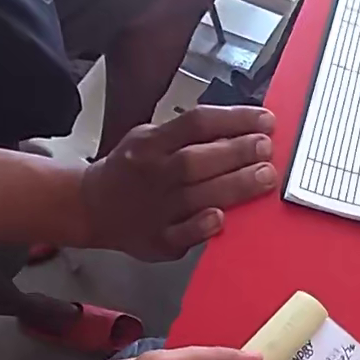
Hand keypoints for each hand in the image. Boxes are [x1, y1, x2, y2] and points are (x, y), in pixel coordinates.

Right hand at [78, 105, 276, 260]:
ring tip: (265, 176)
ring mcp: (154, 209)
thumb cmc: (134, 170)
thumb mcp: (151, 139)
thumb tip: (243, 130)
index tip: (265, 120)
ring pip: (195, 195)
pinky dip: (202, 226)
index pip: (196, 123)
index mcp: (151, 143)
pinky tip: (221, 217)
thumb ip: (191, 137)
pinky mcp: (158, 240)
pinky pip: (182, 234)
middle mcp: (152, 173)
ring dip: (234, 186)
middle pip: (196, 160)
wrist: (92, 207)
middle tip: (267, 149)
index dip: (234, 119)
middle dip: (236, 152)